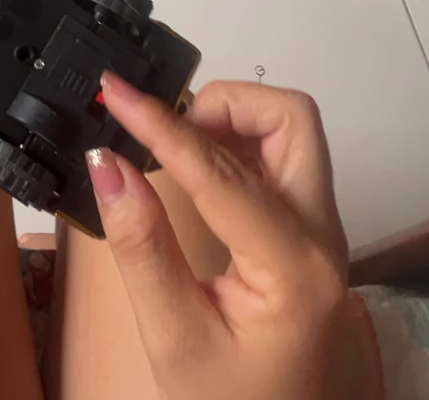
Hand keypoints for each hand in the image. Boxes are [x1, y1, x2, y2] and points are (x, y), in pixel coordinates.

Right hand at [88, 75, 357, 399]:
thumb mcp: (173, 338)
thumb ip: (142, 245)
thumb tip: (107, 162)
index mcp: (293, 265)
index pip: (218, 168)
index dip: (158, 123)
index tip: (113, 91)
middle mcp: (321, 234)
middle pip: (289, 119)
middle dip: (221, 104)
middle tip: (165, 128)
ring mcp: (320, 231)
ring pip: (290, 129)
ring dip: (230, 118)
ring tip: (173, 146)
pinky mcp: (306, 232)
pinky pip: (280, 156)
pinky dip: (234, 141)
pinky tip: (194, 166)